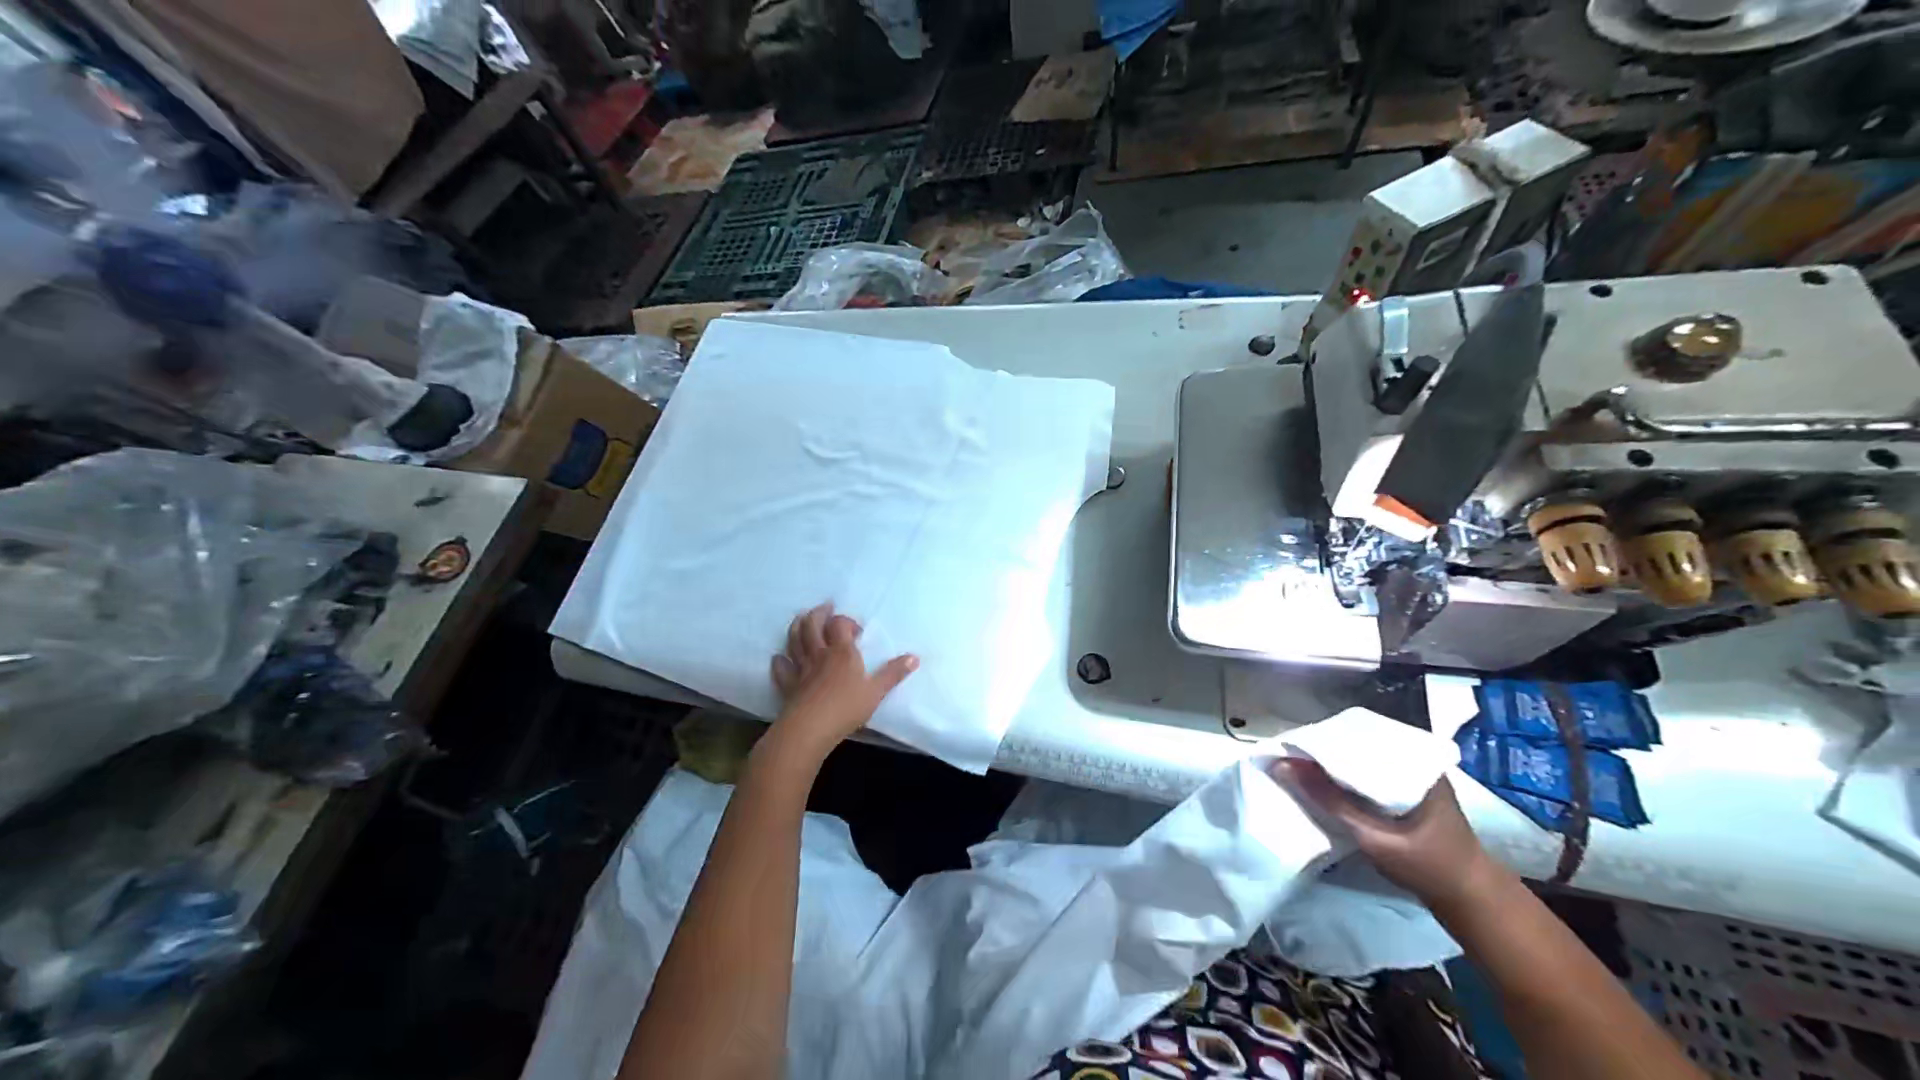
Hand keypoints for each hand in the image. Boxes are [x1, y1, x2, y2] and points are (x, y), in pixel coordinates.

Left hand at [765, 603, 917, 759]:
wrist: (811, 728)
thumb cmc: (847, 707)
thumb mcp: (877, 691)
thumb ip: (894, 673)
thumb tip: (914, 657)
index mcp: (842, 652)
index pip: (840, 625)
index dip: (846, 622)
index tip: (856, 631)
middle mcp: (819, 654)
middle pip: (813, 625)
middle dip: (818, 614)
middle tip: (824, 608)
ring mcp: (800, 668)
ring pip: (795, 640)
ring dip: (797, 627)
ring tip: (801, 619)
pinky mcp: (787, 684)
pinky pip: (781, 668)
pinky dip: (780, 660)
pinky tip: (780, 657)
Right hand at [1270, 758, 1495, 909]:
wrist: (1470, 899)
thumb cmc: (1427, 867)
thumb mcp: (1375, 837)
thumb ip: (1331, 802)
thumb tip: (1283, 766)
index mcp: (1415, 761)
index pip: (1358, 735)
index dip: (1322, 739)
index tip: (1292, 746)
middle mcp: (1414, 759)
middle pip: (1357, 744)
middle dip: (1324, 750)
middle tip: (1290, 756)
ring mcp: (1412, 773)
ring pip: (1360, 758)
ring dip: (1332, 763)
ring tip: (1300, 765)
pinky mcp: (1406, 787)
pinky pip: (1368, 771)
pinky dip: (1344, 775)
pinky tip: (1325, 781)